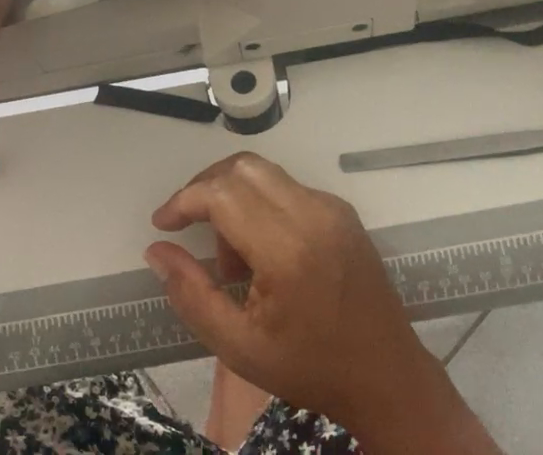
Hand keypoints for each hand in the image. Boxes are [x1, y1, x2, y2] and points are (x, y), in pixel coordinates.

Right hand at [144, 154, 477, 443]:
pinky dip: (261, 206)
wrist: (385, 375)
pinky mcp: (342, 212)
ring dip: (233, 198)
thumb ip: (192, 294)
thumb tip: (157, 251)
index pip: (222, 193)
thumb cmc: (310, 367)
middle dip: (205, 188)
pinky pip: (288, 188)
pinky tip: (261, 255)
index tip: (163, 226)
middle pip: (242, 167)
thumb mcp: (238, 346)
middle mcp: (313, 214)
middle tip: (186, 227)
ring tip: (232, 262)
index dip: (184, 201)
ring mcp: (332, 208)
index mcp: (287, 249)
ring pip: (265, 174)